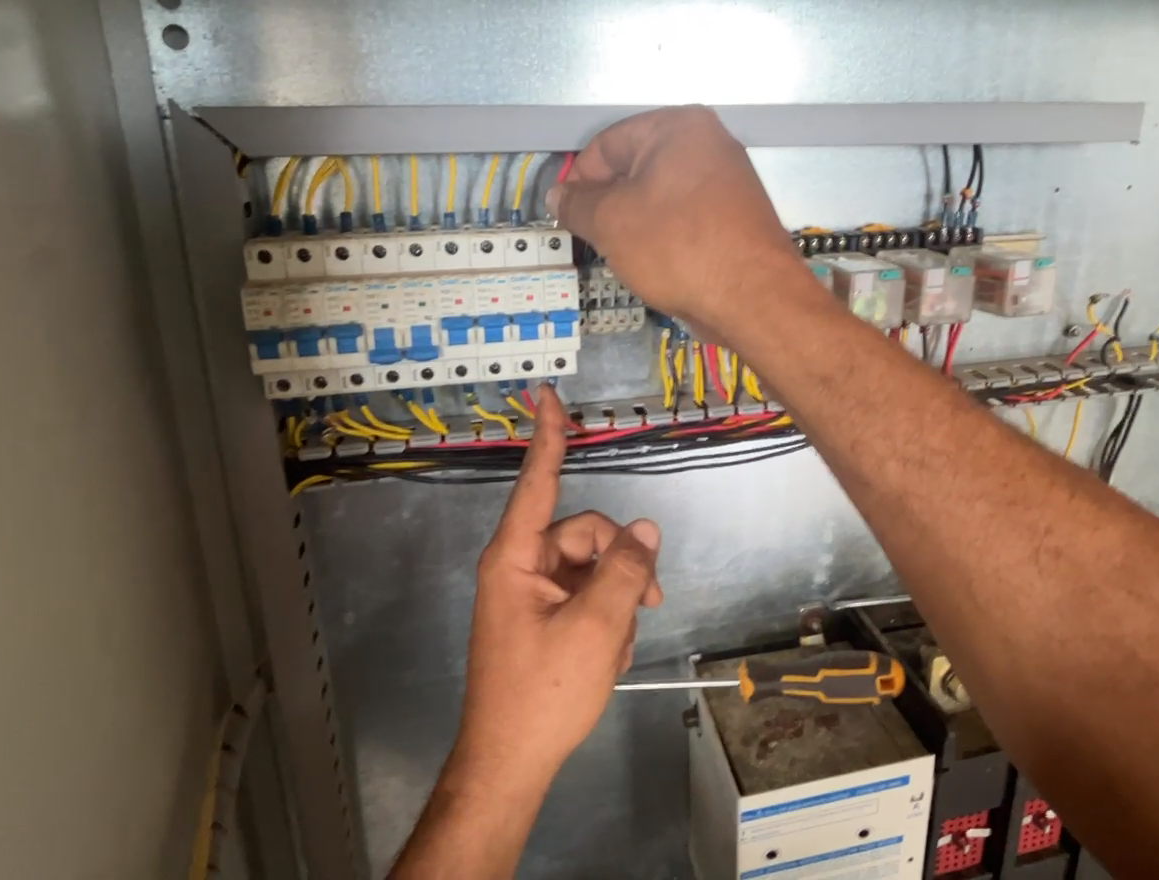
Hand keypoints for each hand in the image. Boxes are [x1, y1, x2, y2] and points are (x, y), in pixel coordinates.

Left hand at [454, 385, 663, 784]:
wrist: (511, 763)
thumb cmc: (543, 693)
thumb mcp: (596, 628)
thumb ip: (625, 570)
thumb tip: (647, 527)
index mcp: (515, 557)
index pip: (538, 482)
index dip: (548, 437)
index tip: (548, 396)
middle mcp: (520, 566)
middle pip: (585, 534)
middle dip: (620, 564)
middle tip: (648, 602)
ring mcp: (532, 594)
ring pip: (592, 568)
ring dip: (616, 600)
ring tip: (618, 646)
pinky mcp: (543, 618)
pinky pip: (586, 596)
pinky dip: (605, 620)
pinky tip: (608, 657)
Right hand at [549, 106, 812, 336]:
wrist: (752, 297)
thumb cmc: (676, 246)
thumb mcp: (610, 222)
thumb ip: (577, 204)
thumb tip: (560, 196)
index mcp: (679, 127)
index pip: (607, 144)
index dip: (579, 179)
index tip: (566, 213)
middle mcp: (709, 143)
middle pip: (636, 169)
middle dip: (610, 204)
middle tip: (594, 237)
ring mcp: (728, 181)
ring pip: (660, 197)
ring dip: (636, 224)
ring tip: (627, 256)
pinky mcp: (737, 216)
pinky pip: (685, 218)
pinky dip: (665, 237)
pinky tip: (658, 264)